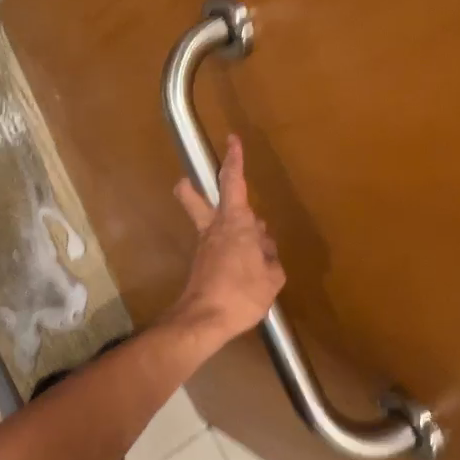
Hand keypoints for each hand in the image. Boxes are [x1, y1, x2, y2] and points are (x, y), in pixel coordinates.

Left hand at [168, 134, 285, 343]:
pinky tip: (249, 275)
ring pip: (214, 227)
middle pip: (195, 199)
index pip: (232, 182)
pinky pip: (220, 251)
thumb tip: (264, 252)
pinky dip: (234, 255)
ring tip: (258, 252)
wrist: (204, 319)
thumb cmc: (242, 293)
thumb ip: (270, 259)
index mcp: (234, 223)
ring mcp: (204, 247)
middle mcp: (214, 229)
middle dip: (191, 189)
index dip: (234, 160)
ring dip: (232, 232)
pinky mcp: (201, 265)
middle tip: (188, 182)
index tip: (232, 140)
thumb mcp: (272, 278)